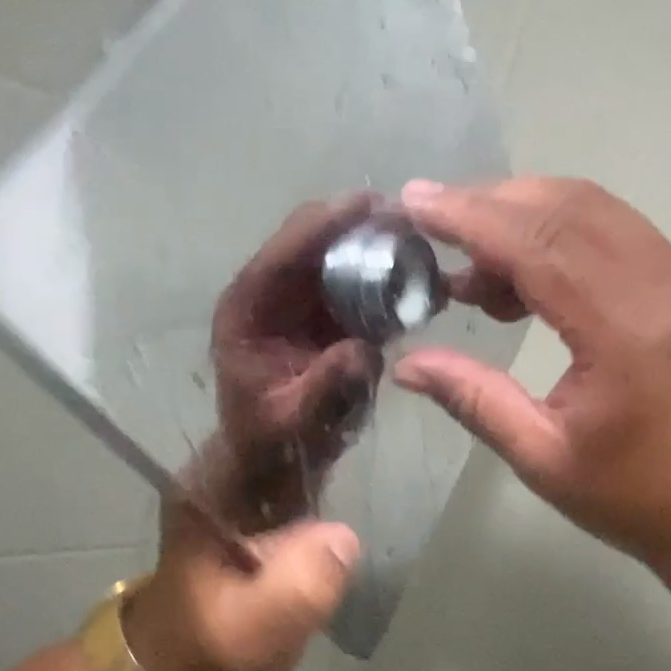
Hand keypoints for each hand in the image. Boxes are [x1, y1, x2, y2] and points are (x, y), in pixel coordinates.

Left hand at [122, 194, 387, 670]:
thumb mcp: (253, 632)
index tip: (358, 335)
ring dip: (325, 278)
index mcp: (226, 471)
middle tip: (364, 212)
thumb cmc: (216, 642)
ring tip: (382, 235)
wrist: (192, 647)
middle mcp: (237, 429)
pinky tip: (383, 306)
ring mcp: (260, 428)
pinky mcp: (286, 440)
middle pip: (256, 327)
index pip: (256, 395)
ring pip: (285, 334)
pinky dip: (346, 327)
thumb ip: (295, 589)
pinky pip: (315, 366)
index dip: (306, 367)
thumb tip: (341, 537)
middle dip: (299, 262)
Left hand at [203, 191, 385, 532]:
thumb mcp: (294, 422)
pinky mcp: (326, 317)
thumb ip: (325, 388)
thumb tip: (365, 351)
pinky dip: (385, 277)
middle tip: (411, 221)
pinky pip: (356, 284)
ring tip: (424, 243)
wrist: (272, 465)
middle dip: (358, 226)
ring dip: (376, 247)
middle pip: (312, 242)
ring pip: (337, 256)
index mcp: (246, 311)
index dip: (324, 226)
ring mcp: (300, 303)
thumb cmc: (270, 444)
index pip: (282, 255)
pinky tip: (419, 277)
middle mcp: (270, 296)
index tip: (368, 205)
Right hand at [392, 178, 670, 567]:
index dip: (471, 218)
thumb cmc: (631, 498)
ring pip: (598, 210)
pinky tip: (528, 277)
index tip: (415, 203)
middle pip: (568, 208)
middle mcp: (664, 287)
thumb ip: (474, 399)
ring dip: (528, 216)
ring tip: (476, 269)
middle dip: (492, 205)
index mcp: (624, 333)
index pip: (539, 245)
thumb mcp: (541, 458)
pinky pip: (621, 232)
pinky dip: (565, 234)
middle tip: (435, 230)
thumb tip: (406, 363)